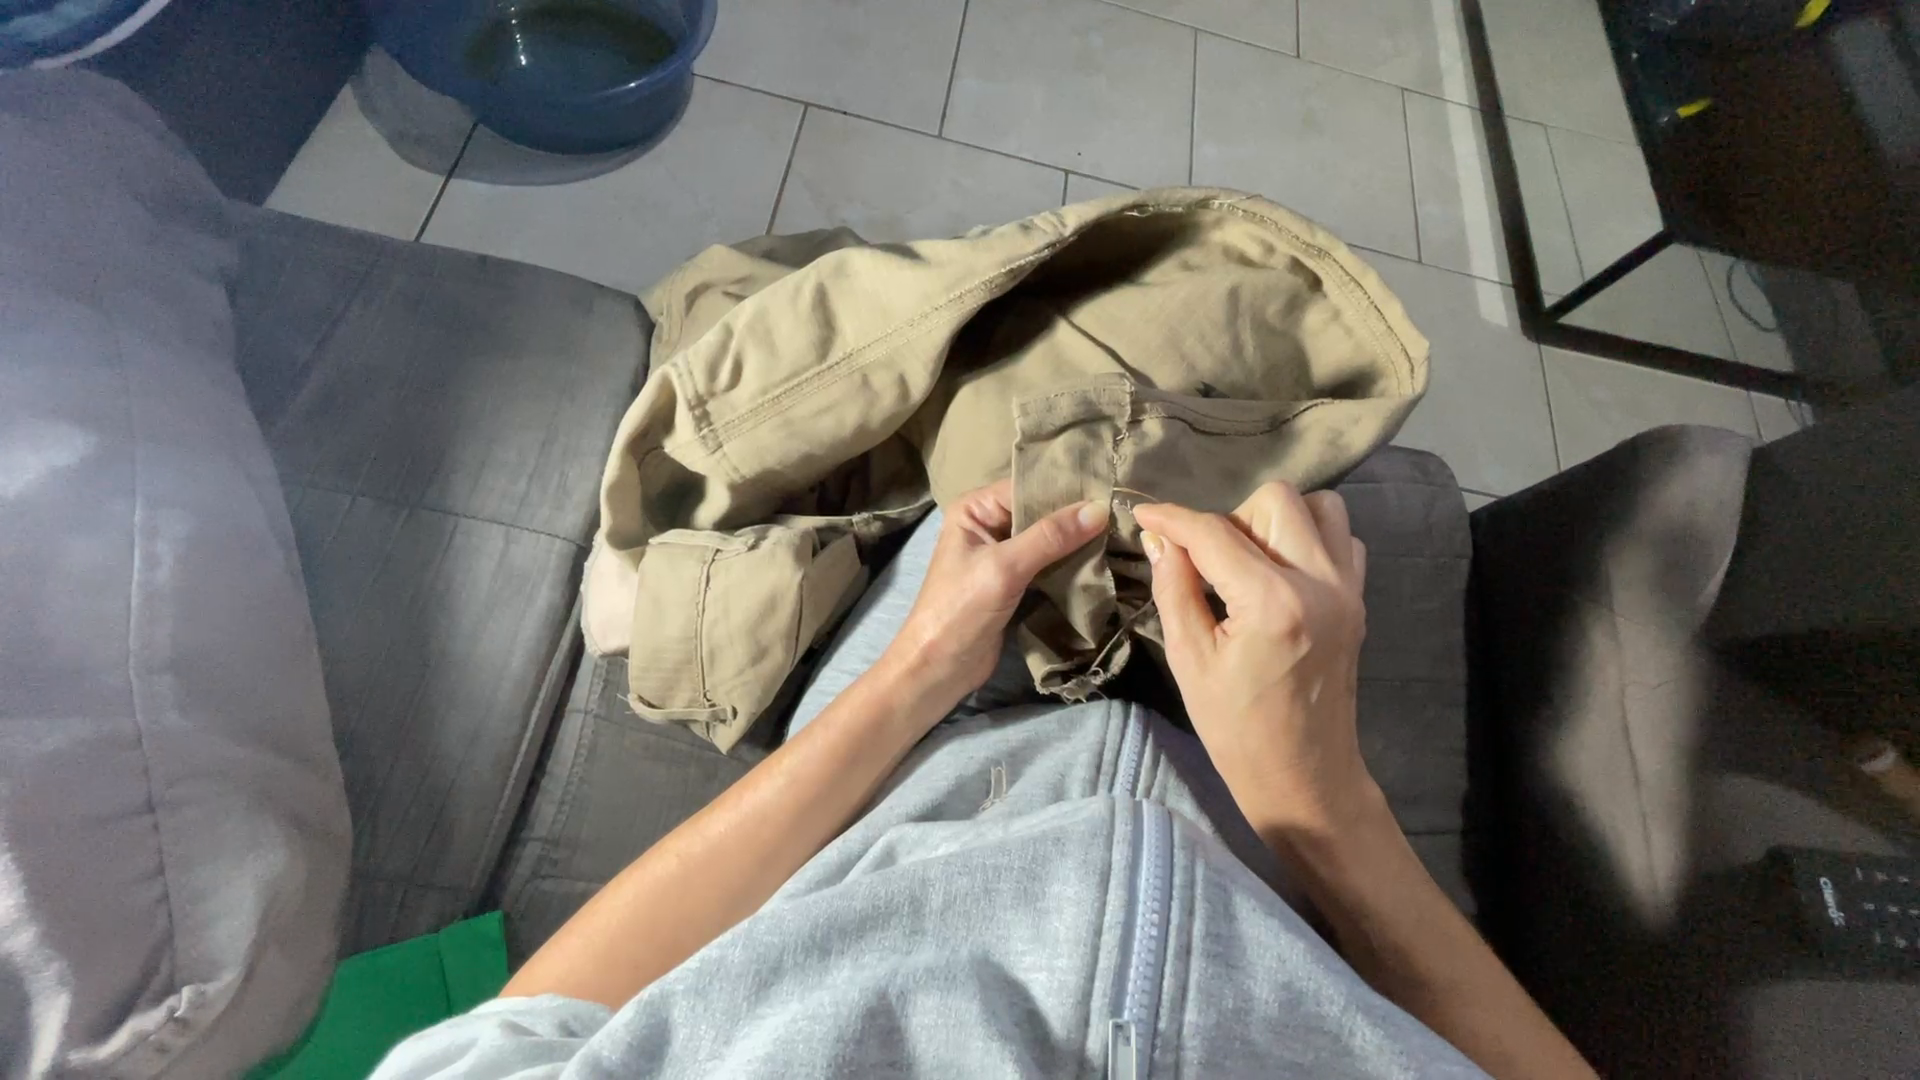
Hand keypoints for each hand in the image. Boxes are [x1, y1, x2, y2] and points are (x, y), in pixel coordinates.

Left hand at [886, 479, 1109, 709]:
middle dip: (1076, 516)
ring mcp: (1002, 556)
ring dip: (1077, 542)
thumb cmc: (960, 610)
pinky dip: (1070, 564)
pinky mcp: (1015, 583)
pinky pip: (1048, 564)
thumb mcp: (1005, 568)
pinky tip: (1102, 561)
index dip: (1065, 488)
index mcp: (974, 510)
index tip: (1109, 487)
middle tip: (1124, 512)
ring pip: (1048, 540)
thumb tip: (1099, 509)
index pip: (1026, 487)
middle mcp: (988, 525)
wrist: (939, 668)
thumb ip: (1050, 537)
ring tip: (1120, 534)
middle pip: (1040, 512)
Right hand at [1132, 482, 1374, 841]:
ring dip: (1274, 520)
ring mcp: (1348, 589)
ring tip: (1247, 560)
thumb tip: (1159, 539)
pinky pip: (1341, 538)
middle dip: (1229, 518)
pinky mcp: (1359, 599)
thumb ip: (1174, 588)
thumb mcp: (1189, 660)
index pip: (1214, 533)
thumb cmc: (1236, 728)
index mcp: (1272, 603)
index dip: (1172, 518)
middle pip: (1274, 500)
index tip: (1143, 514)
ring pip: (1318, 507)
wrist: (1305, 776)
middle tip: (1206, 560)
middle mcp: (1321, 583)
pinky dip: (1308, 538)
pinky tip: (1281, 572)